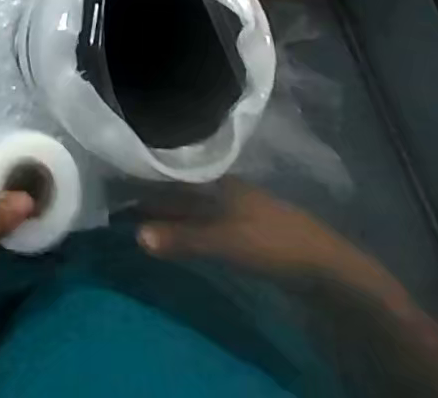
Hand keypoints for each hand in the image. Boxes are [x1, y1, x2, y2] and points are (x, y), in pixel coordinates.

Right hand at [137, 179, 351, 276]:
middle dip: (153, 191)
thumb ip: (182, 238)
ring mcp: (233, 205)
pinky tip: (173, 229)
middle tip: (117, 198)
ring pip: (191, 201)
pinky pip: (201, 216)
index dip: (146, 174)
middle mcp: (222, 186)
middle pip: (180, 186)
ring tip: (136, 214)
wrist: (323, 266)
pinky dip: (182, 221)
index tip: (114, 176)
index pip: (172, 172)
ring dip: (167, 208)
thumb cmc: (271, 242)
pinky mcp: (241, 225)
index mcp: (217, 180)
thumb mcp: (224, 241)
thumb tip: (135, 234)